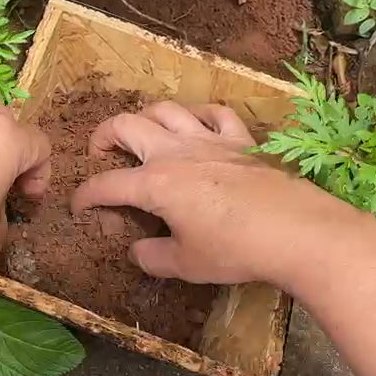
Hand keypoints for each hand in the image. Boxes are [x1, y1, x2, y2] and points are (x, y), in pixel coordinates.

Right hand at [70, 101, 375, 291]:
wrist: (296, 231)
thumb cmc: (235, 249)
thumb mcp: (187, 265)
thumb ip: (154, 256)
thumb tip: (138, 250)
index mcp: (155, 184)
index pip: (107, 184)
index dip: (86, 195)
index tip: (79, 206)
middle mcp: (176, 152)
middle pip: (127, 125)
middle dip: (104, 135)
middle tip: (101, 151)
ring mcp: (210, 140)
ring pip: (167, 110)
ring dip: (147, 117)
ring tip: (144, 133)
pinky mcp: (241, 139)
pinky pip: (215, 113)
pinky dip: (200, 115)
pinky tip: (198, 125)